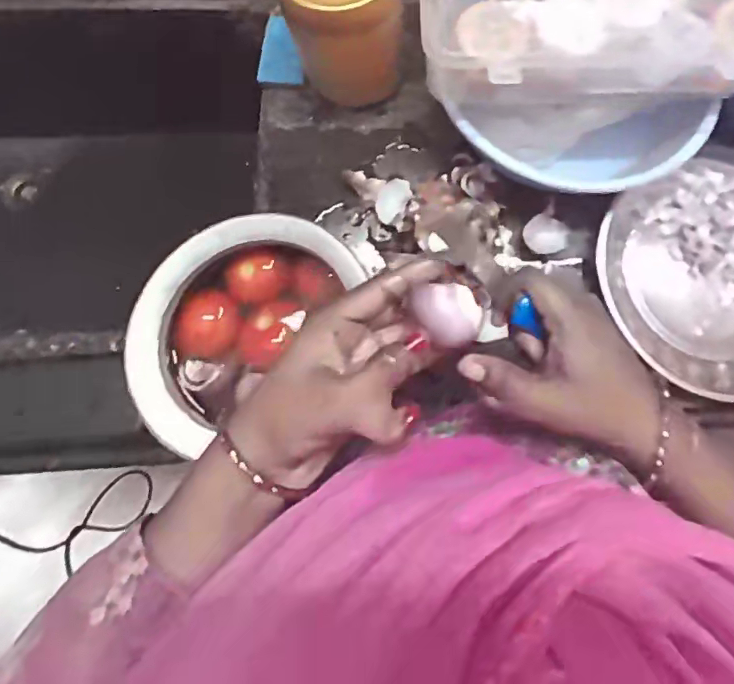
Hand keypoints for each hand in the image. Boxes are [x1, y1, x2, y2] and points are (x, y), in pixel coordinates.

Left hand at [226, 256, 446, 488]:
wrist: (263, 467)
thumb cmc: (287, 419)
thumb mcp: (335, 398)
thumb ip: (383, 376)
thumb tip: (423, 355)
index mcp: (337, 322)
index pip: (383, 288)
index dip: (415, 275)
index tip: (449, 265)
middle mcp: (354, 335)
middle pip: (401, 312)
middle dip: (433, 306)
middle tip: (469, 302)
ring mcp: (363, 363)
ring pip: (406, 342)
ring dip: (433, 337)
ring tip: (468, 330)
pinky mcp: (371, 390)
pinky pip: (404, 372)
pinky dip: (424, 370)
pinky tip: (449, 364)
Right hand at [457, 272, 663, 469]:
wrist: (643, 422)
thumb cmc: (591, 410)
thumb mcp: (540, 401)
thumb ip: (501, 380)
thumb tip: (463, 362)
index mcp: (570, 313)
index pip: (529, 277)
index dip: (505, 293)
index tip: (496, 325)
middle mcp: (583, 302)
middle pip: (536, 291)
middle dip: (522, 320)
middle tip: (528, 356)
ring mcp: (594, 312)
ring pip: (549, 305)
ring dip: (538, 330)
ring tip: (546, 365)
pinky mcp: (599, 324)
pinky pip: (564, 314)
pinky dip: (553, 333)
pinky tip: (560, 364)